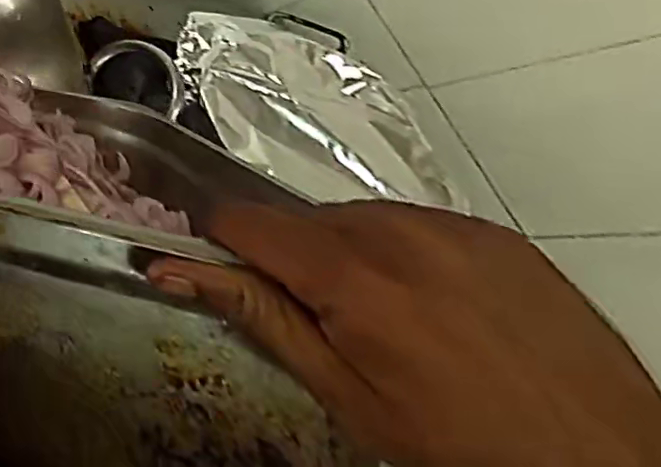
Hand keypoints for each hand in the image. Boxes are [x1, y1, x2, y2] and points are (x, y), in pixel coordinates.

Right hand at [146, 201, 660, 466]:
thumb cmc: (467, 450)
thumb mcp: (346, 395)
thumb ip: (254, 314)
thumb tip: (168, 267)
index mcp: (352, 276)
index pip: (240, 218)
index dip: (222, 245)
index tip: (232, 276)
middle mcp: (395, 231)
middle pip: (295, 219)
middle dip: (291, 259)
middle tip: (329, 320)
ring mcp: (449, 226)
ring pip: (348, 217)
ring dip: (343, 253)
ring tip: (389, 315)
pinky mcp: (491, 231)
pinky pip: (408, 221)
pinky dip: (399, 250)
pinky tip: (434, 302)